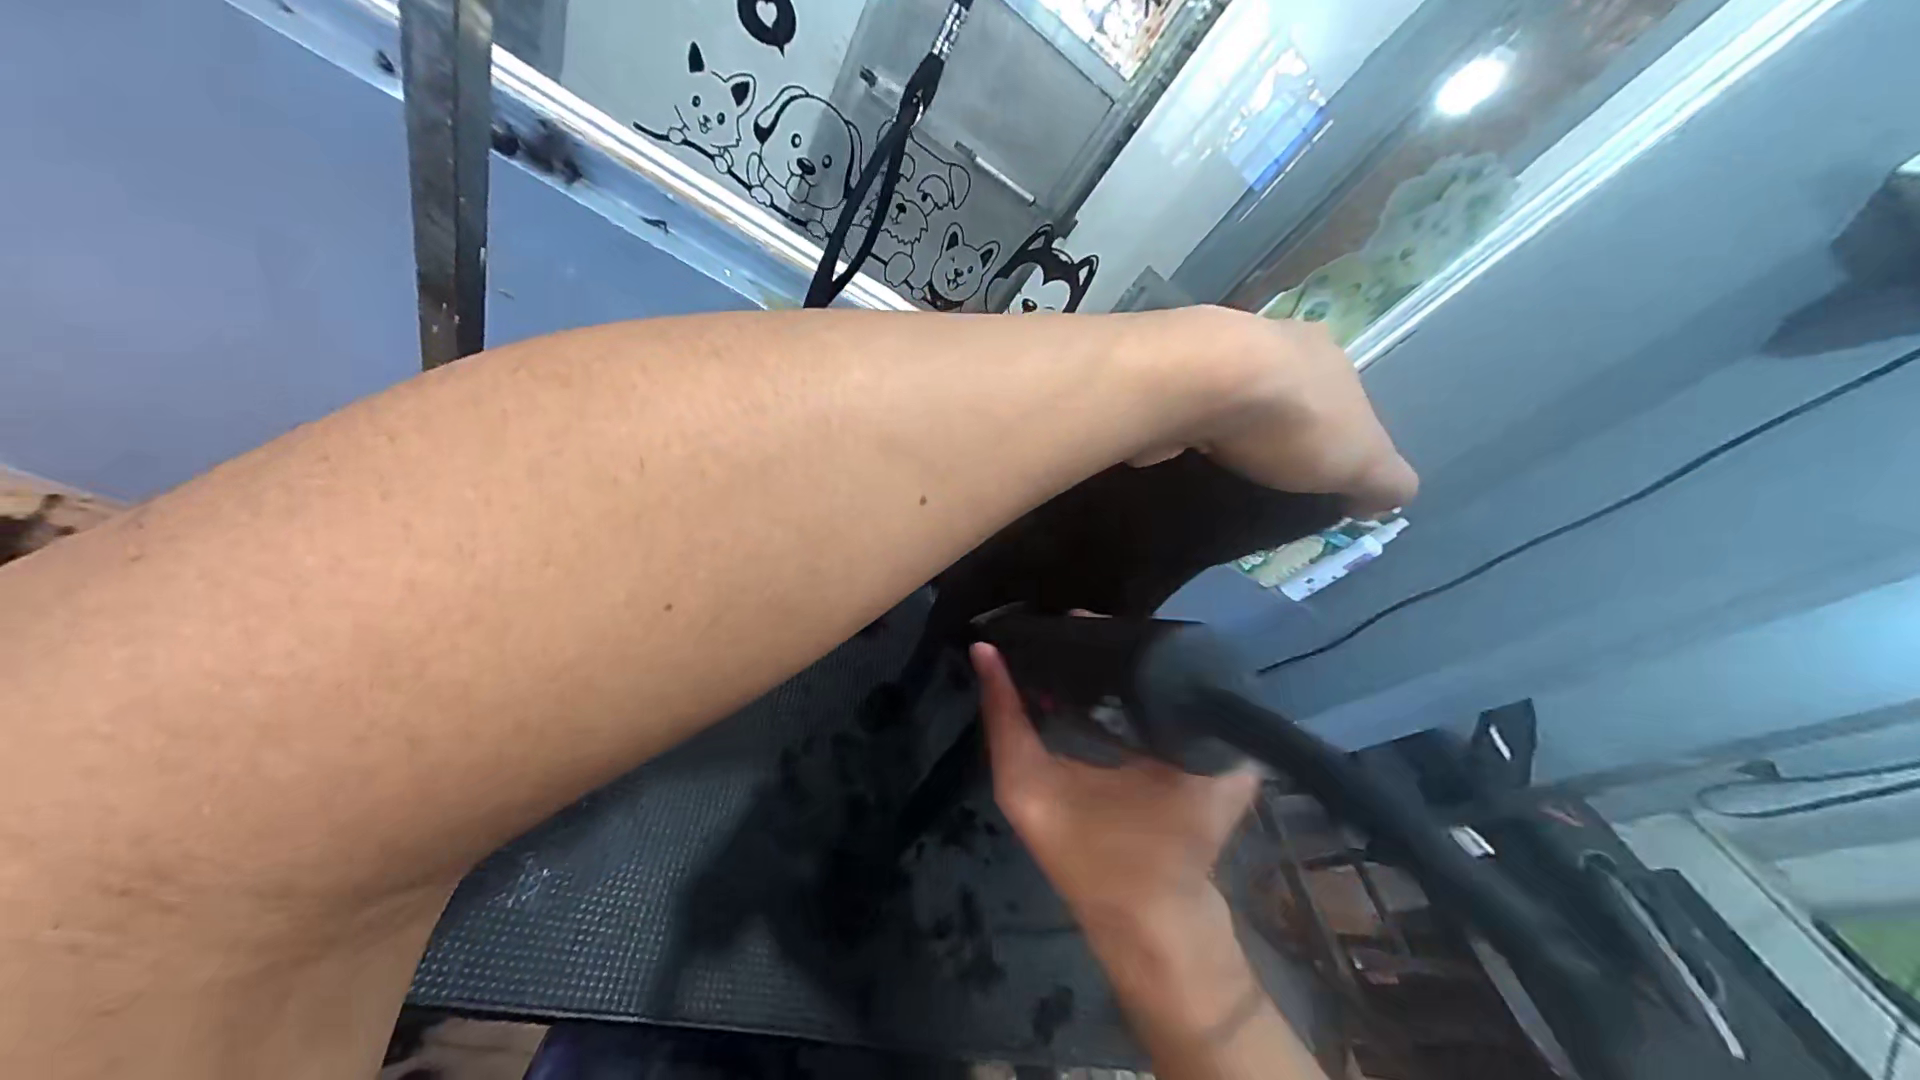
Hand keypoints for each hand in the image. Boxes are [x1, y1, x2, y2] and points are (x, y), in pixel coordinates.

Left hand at [972, 640, 1259, 930]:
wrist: (1166, 947)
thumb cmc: (1160, 868)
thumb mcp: (1194, 802)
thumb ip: (1222, 762)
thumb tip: (1240, 727)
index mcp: (1031, 782)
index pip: (1004, 716)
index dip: (998, 676)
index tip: (992, 637)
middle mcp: (1030, 790)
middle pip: (1017, 720)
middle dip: (1032, 677)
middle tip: (1061, 633)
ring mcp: (1046, 803)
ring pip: (1037, 736)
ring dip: (1053, 699)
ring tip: (1081, 652)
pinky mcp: (1066, 812)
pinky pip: (1059, 753)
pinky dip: (1073, 724)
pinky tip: (1107, 700)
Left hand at [1146, 307, 1416, 516]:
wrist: (1197, 383)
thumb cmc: (1291, 420)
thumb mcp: (1362, 460)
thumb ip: (1385, 480)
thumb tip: (1385, 499)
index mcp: (1324, 354)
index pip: (1338, 397)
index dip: (1331, 436)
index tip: (1313, 474)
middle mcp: (1269, 341)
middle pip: (1279, 392)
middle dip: (1272, 429)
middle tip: (1261, 473)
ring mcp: (1210, 352)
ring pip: (1226, 394)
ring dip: (1223, 425)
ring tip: (1217, 467)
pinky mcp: (1162, 372)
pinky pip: (1181, 404)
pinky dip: (1184, 426)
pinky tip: (1179, 450)